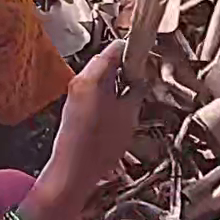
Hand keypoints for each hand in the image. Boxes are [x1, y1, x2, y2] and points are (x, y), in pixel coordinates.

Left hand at [27, 43, 142, 219]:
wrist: (74, 170)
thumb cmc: (98, 146)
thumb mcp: (128, 115)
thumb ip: (135, 91)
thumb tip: (141, 79)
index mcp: (91, 78)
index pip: (113, 49)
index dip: (133, 49)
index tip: (146, 53)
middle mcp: (79, 81)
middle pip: (105, 60)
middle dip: (125, 65)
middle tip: (143, 73)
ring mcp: (75, 93)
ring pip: (99, 75)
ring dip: (117, 78)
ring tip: (134, 90)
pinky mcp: (74, 105)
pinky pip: (94, 88)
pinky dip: (108, 90)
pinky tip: (120, 104)